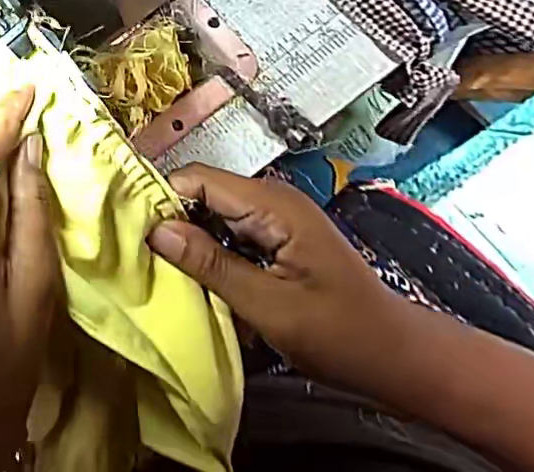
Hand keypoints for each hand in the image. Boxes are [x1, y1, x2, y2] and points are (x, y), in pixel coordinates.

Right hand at [147, 163, 405, 390]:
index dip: (164, 197)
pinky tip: (200, 277)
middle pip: (203, 191)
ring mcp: (274, 215)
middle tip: (145, 253)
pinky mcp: (275, 233)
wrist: (398, 356)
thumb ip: (212, 265)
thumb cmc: (342, 334)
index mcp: (272, 204)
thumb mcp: (270, 307)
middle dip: (174, 219)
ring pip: (213, 210)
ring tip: (166, 267)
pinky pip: (230, 228)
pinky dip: (212, 249)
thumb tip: (158, 231)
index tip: (134, 228)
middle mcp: (270, 198)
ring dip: (192, 237)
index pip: (199, 177)